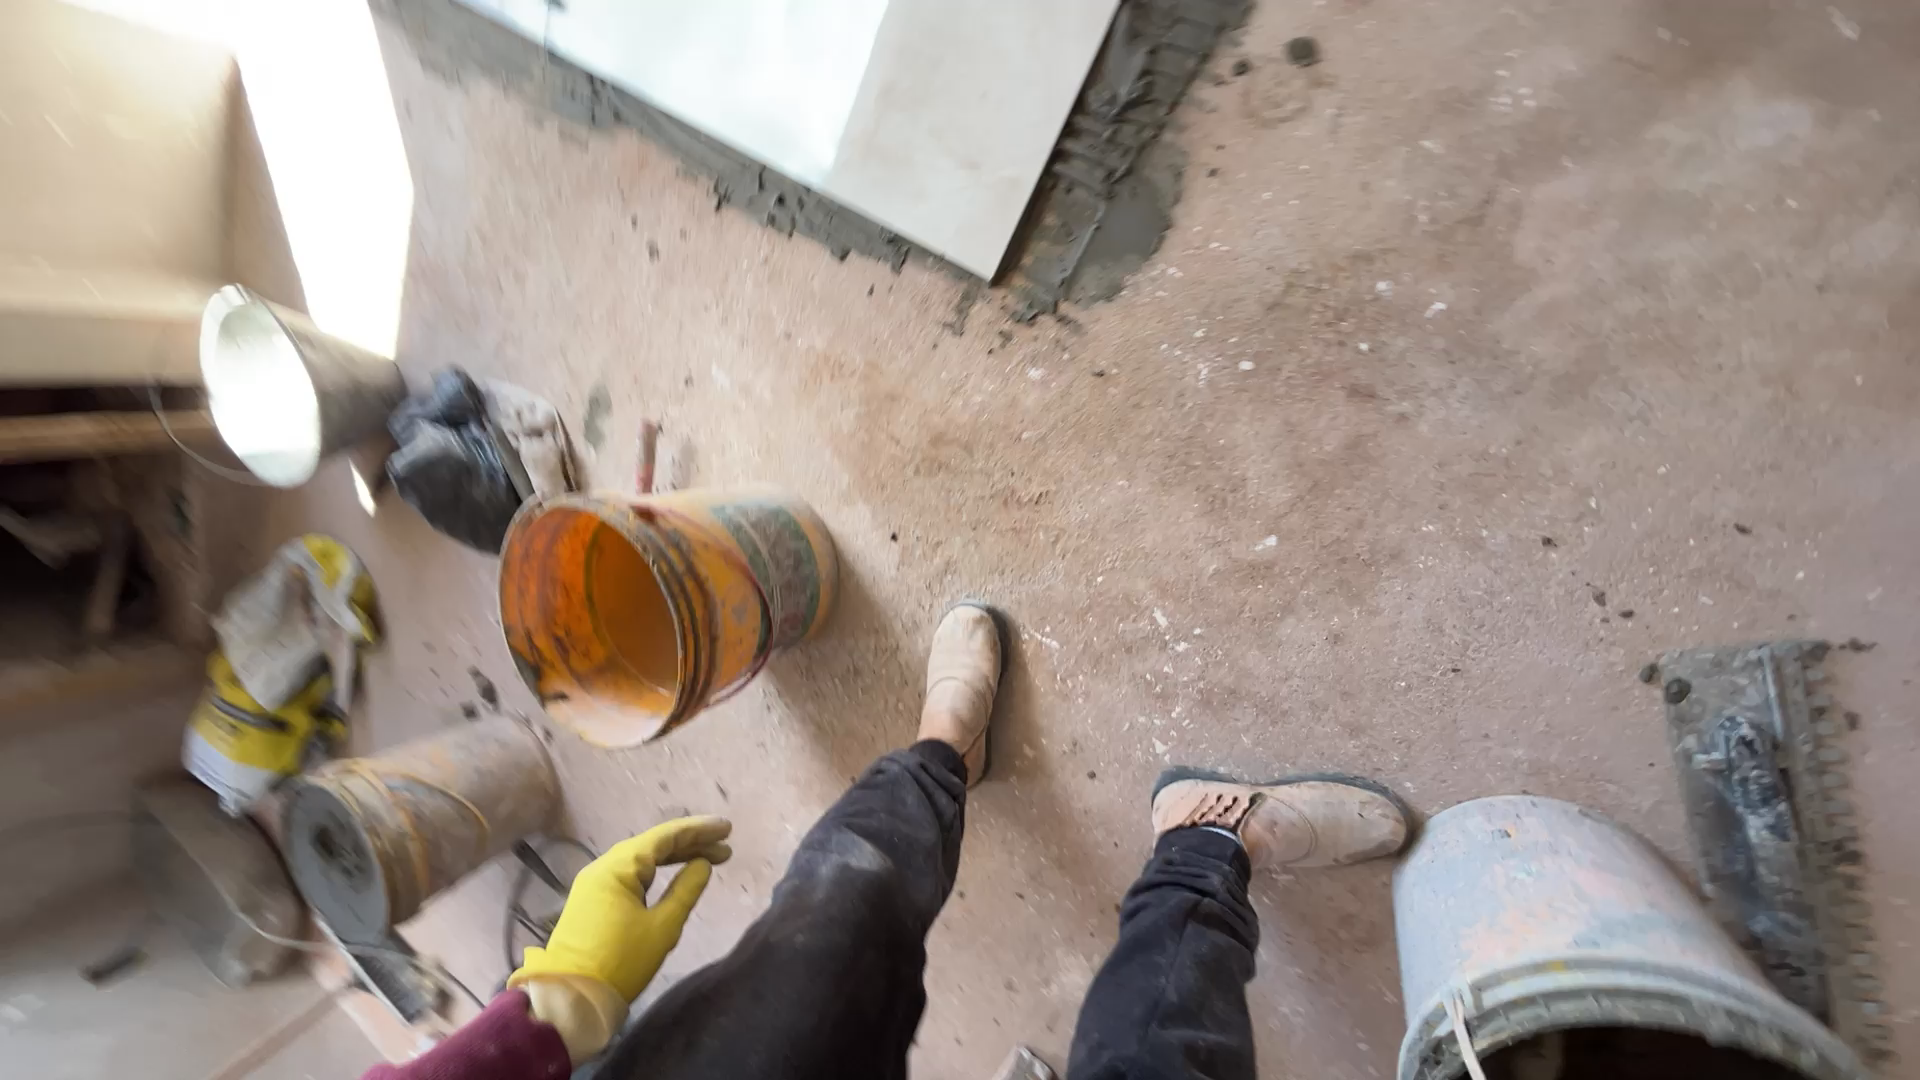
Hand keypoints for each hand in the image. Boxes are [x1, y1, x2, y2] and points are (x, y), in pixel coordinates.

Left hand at [509, 816, 731, 1002]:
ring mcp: (596, 884)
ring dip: (676, 857)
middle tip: (725, 848)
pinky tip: (676, 874)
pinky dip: (658, 871)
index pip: (665, 836)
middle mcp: (604, 867)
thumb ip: (686, 889)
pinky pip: (633, 874)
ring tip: (709, 859)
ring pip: (644, 859)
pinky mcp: (594, 901)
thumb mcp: (662, 927)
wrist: (567, 1003)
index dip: (699, 830)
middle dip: (691, 843)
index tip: (727, 829)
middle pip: (654, 844)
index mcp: (618, 867)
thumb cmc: (620, 963)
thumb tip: (702, 864)